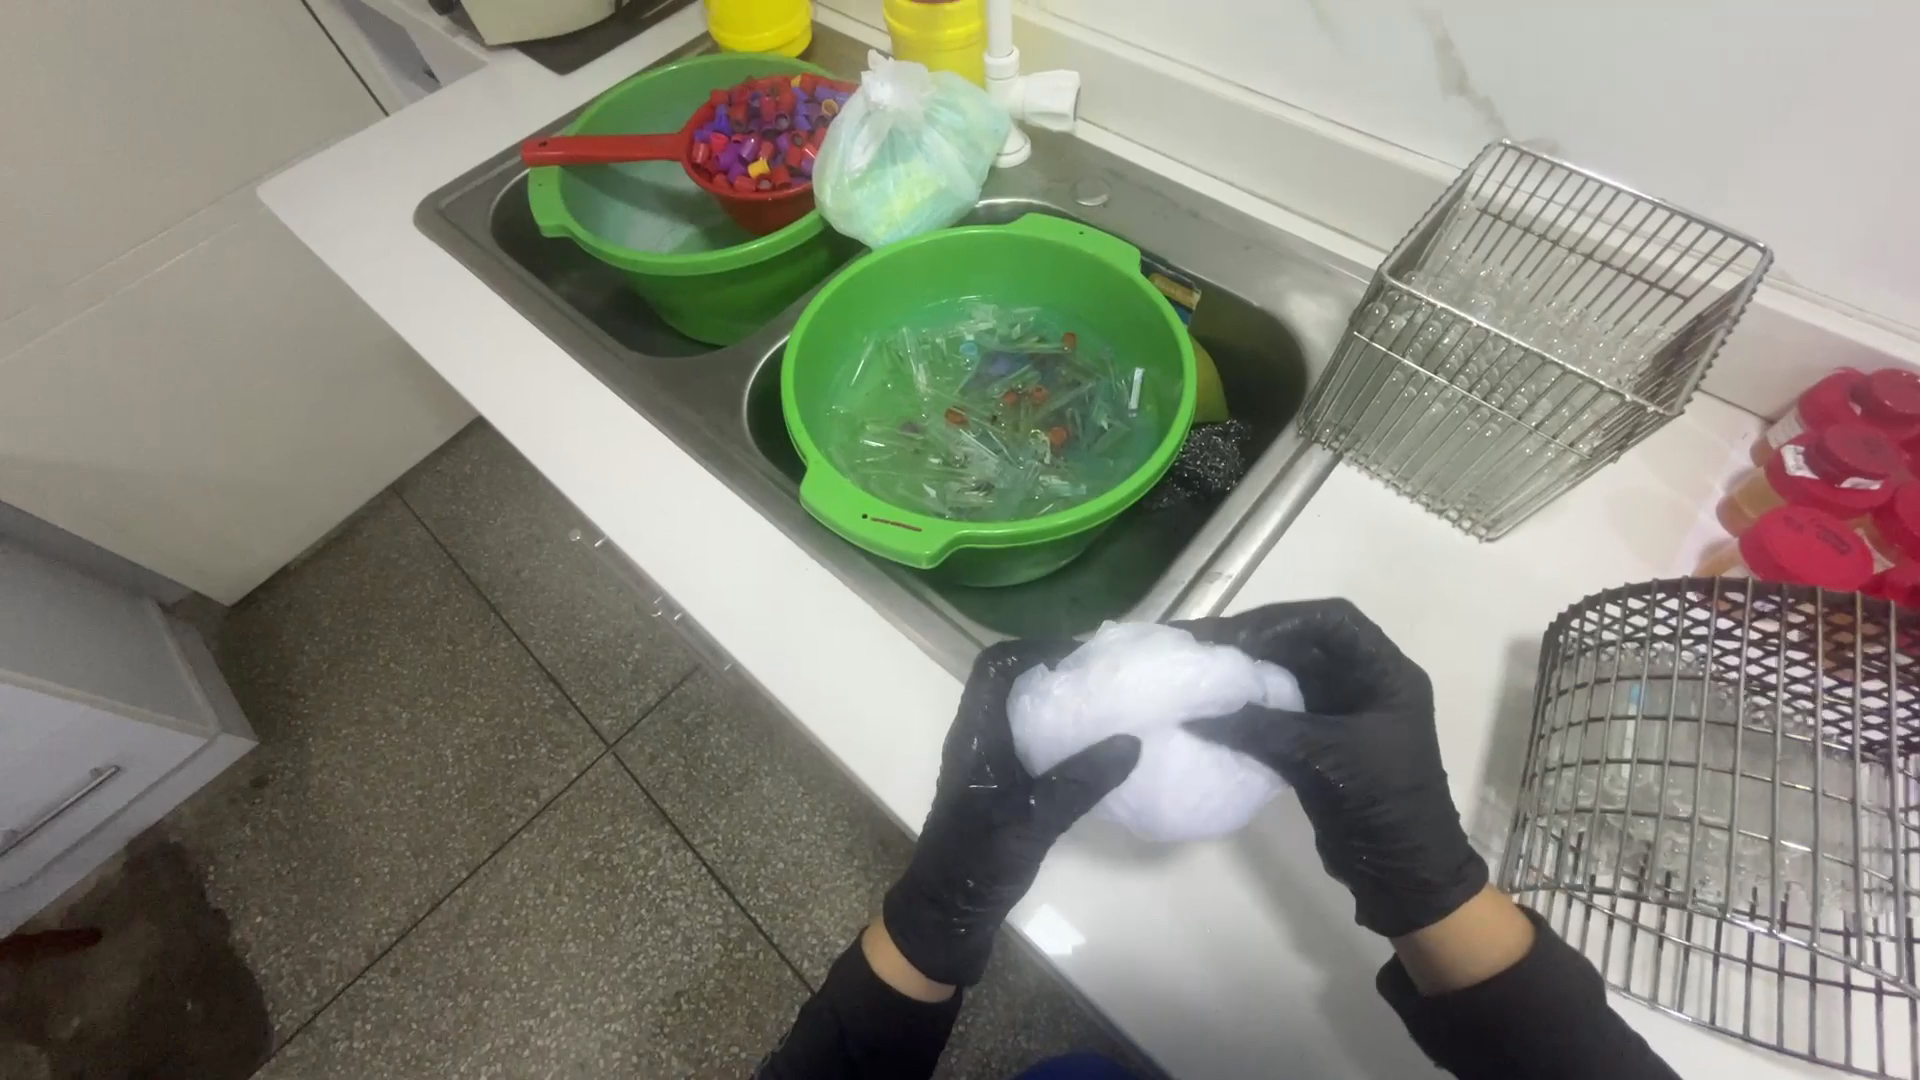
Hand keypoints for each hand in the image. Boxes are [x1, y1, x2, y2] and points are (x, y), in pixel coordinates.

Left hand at [883, 639, 1140, 986]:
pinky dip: (1054, 731)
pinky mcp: (997, 783)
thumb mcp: (1033, 820)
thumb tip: (1131, 741)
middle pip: (1008, 680)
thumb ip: (1080, 781)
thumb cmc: (977, 862)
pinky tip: (1089, 748)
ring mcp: (986, 760)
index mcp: (975, 733)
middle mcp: (977, 736)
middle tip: (1100, 675)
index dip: (1034, 648)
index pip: (995, 665)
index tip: (1080, 655)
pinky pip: (1026, 740)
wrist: (945, 914)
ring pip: (1018, 710)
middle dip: (1051, 669)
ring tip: (1103, 703)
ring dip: (1053, 699)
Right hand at [1182, 599, 1487, 938]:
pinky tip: (1213, 700)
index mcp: (1386, 674)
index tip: (1240, 636)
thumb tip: (1194, 713)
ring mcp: (1339, 708)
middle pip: (1302, 641)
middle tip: (1201, 642)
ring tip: (1199, 664)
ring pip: (1286, 670)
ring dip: (1245, 666)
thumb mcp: (1322, 757)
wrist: (1401, 871)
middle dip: (1252, 638)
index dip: (1284, 619)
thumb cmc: (1381, 803)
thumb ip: (1259, 727)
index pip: (1333, 621)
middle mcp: (1363, 682)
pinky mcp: (1318, 734)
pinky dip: (1246, 699)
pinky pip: (1278, 702)